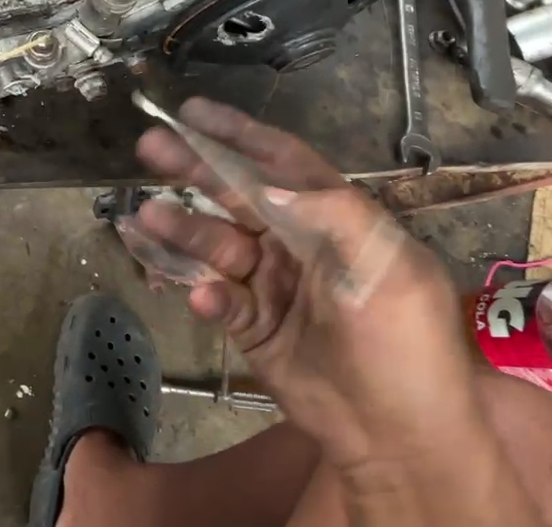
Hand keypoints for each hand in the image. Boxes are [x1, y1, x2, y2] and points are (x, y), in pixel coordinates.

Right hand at [130, 98, 488, 470]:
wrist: (399, 439)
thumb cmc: (404, 344)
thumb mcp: (389, 270)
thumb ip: (336, 215)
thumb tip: (271, 187)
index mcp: (333, 218)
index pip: (280, 162)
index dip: (238, 133)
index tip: (193, 111)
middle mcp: (296, 241)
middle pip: (234, 193)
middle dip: (192, 168)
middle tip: (149, 146)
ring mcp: (270, 282)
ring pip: (215, 242)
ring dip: (181, 229)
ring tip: (146, 217)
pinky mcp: (251, 322)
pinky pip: (218, 297)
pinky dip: (204, 294)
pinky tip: (201, 298)